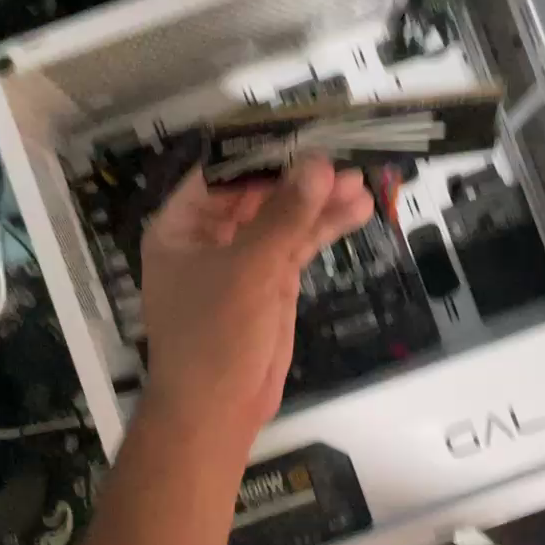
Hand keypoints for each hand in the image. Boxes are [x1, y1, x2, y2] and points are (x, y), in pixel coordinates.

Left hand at [138, 157, 372, 440]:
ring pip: (284, 218)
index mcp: (182, 226)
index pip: (221, 173)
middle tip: (344, 157)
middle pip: (259, 192)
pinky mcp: (270, 283)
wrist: (216, 411)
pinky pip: (297, 245)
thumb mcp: (247, 270)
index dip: (263, 151)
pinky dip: (324, 229)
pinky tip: (356, 212)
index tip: (305, 133)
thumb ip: (283, 216)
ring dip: (320, 202)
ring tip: (362, 182)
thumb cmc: (213, 337)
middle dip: (300, 177)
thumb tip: (317, 165)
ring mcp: (242, 260)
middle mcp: (210, 237)